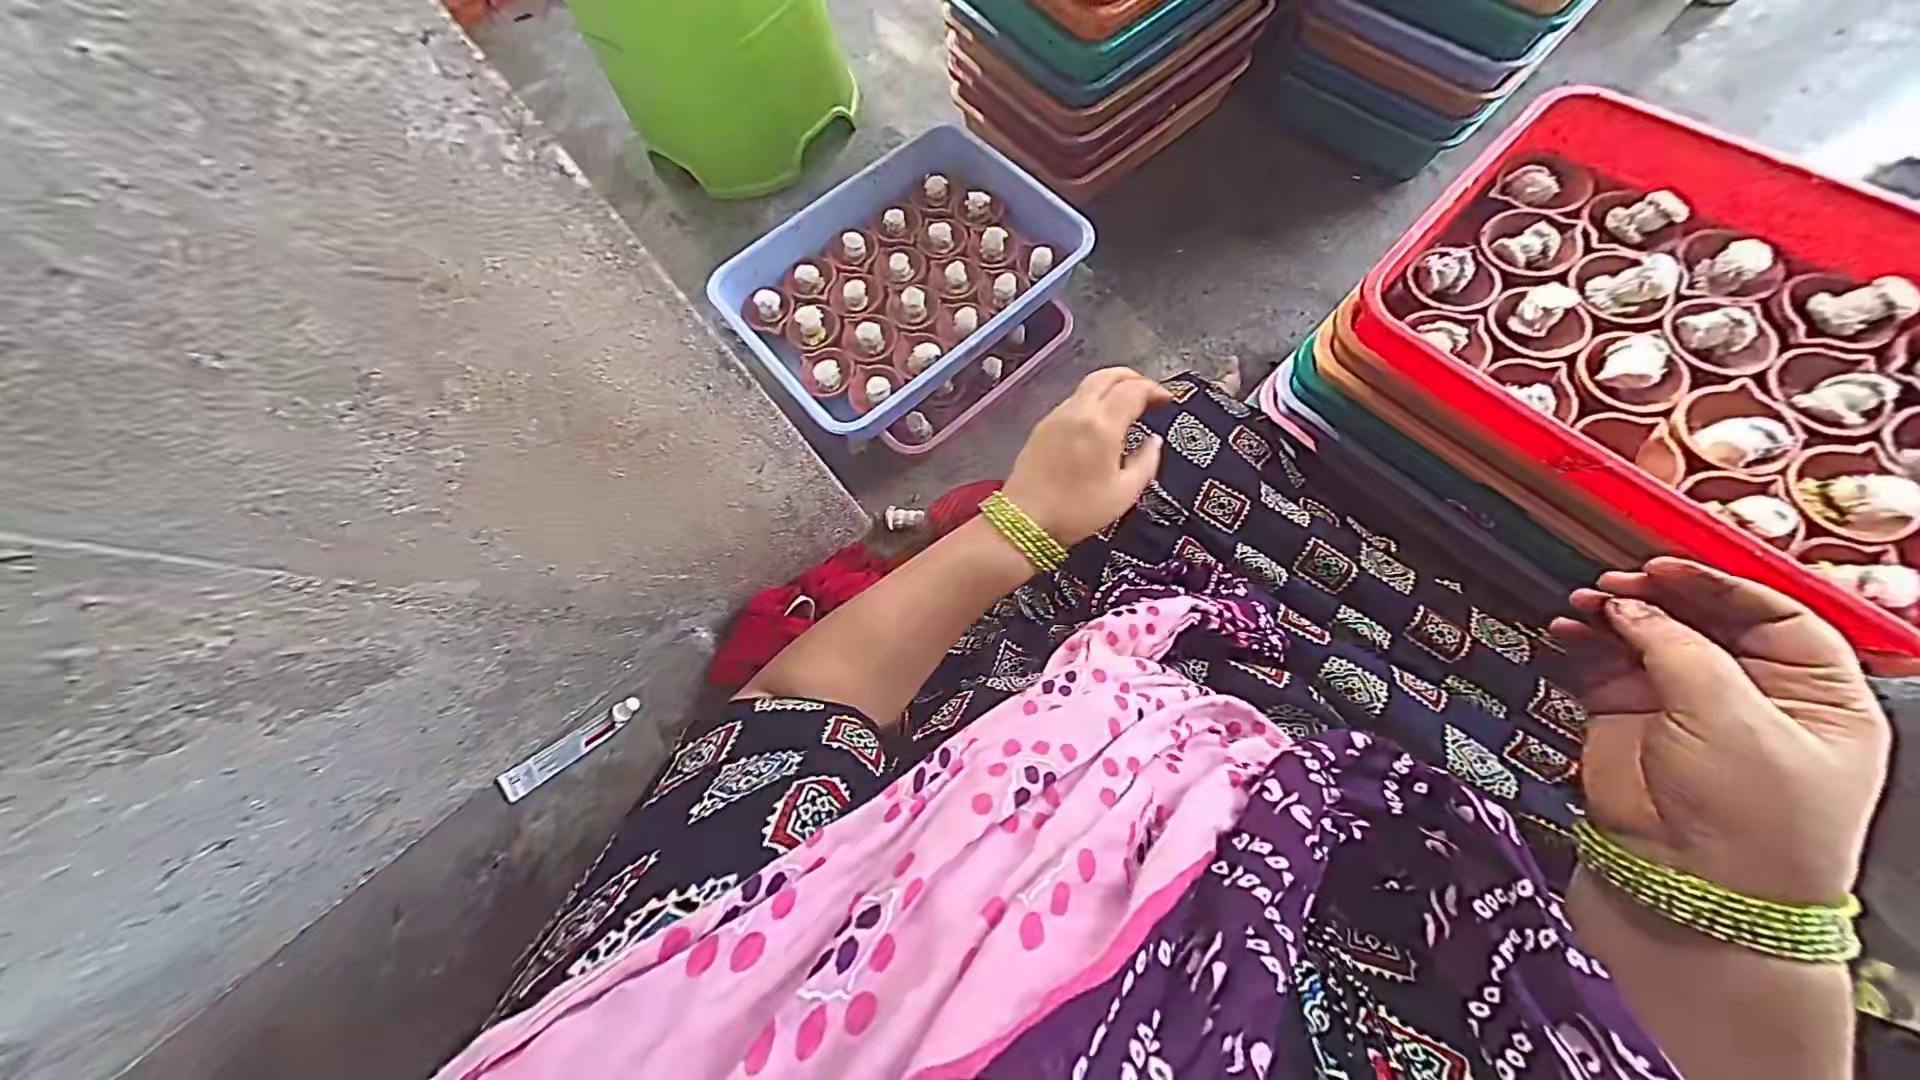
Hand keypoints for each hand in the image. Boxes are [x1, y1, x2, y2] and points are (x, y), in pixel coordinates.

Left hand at [1000, 368, 1170, 545]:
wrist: (1025, 521)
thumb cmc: (1077, 511)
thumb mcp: (1124, 493)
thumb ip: (1146, 462)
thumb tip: (1154, 441)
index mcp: (1101, 425)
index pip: (1133, 389)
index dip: (1155, 389)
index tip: (1167, 401)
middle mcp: (1077, 412)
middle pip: (1107, 376)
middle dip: (1132, 378)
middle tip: (1148, 394)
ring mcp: (1055, 417)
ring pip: (1087, 387)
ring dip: (1110, 389)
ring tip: (1125, 409)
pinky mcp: (1041, 427)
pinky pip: (1072, 402)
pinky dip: (1091, 402)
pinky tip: (1098, 424)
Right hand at [1550, 557, 1889, 904]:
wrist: (1686, 873)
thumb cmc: (1751, 815)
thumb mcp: (1733, 722)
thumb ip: (1680, 653)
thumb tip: (1633, 606)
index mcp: (1812, 694)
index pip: (1774, 617)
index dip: (1720, 585)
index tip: (1666, 565)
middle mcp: (1746, 690)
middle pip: (1701, 620)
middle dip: (1658, 596)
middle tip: (1616, 583)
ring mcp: (1680, 699)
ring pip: (1644, 635)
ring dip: (1613, 615)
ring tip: (1585, 604)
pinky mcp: (1625, 709)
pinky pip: (1600, 659)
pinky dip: (1581, 640)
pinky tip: (1567, 630)